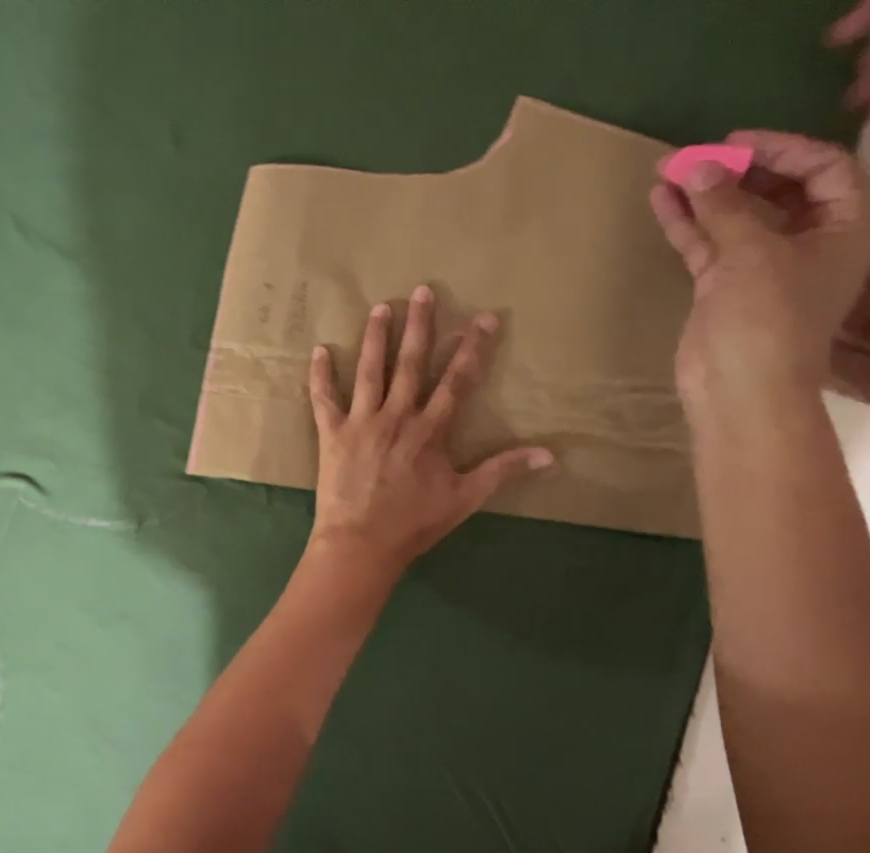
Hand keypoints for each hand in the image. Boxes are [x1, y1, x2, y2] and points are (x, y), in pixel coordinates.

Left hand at [306, 286, 550, 573]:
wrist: (360, 544)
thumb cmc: (413, 524)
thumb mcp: (464, 499)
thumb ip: (502, 471)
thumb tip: (550, 455)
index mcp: (430, 431)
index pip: (457, 380)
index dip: (473, 348)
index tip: (484, 317)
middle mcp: (397, 417)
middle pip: (411, 364)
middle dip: (420, 326)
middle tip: (423, 291)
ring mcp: (361, 423)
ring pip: (369, 372)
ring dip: (375, 338)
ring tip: (380, 308)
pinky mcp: (331, 435)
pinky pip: (323, 399)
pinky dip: (320, 375)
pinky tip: (319, 350)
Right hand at [648, 131, 869, 409]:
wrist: (742, 389)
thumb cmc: (769, 317)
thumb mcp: (752, 252)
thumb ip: (725, 205)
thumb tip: (698, 164)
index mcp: (845, 227)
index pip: (825, 168)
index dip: (783, 148)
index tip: (734, 143)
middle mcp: (810, 242)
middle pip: (780, 190)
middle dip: (738, 170)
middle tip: (698, 156)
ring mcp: (763, 266)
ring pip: (736, 217)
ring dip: (705, 194)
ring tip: (667, 171)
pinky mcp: (724, 287)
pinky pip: (708, 244)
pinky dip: (687, 223)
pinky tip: (662, 201)